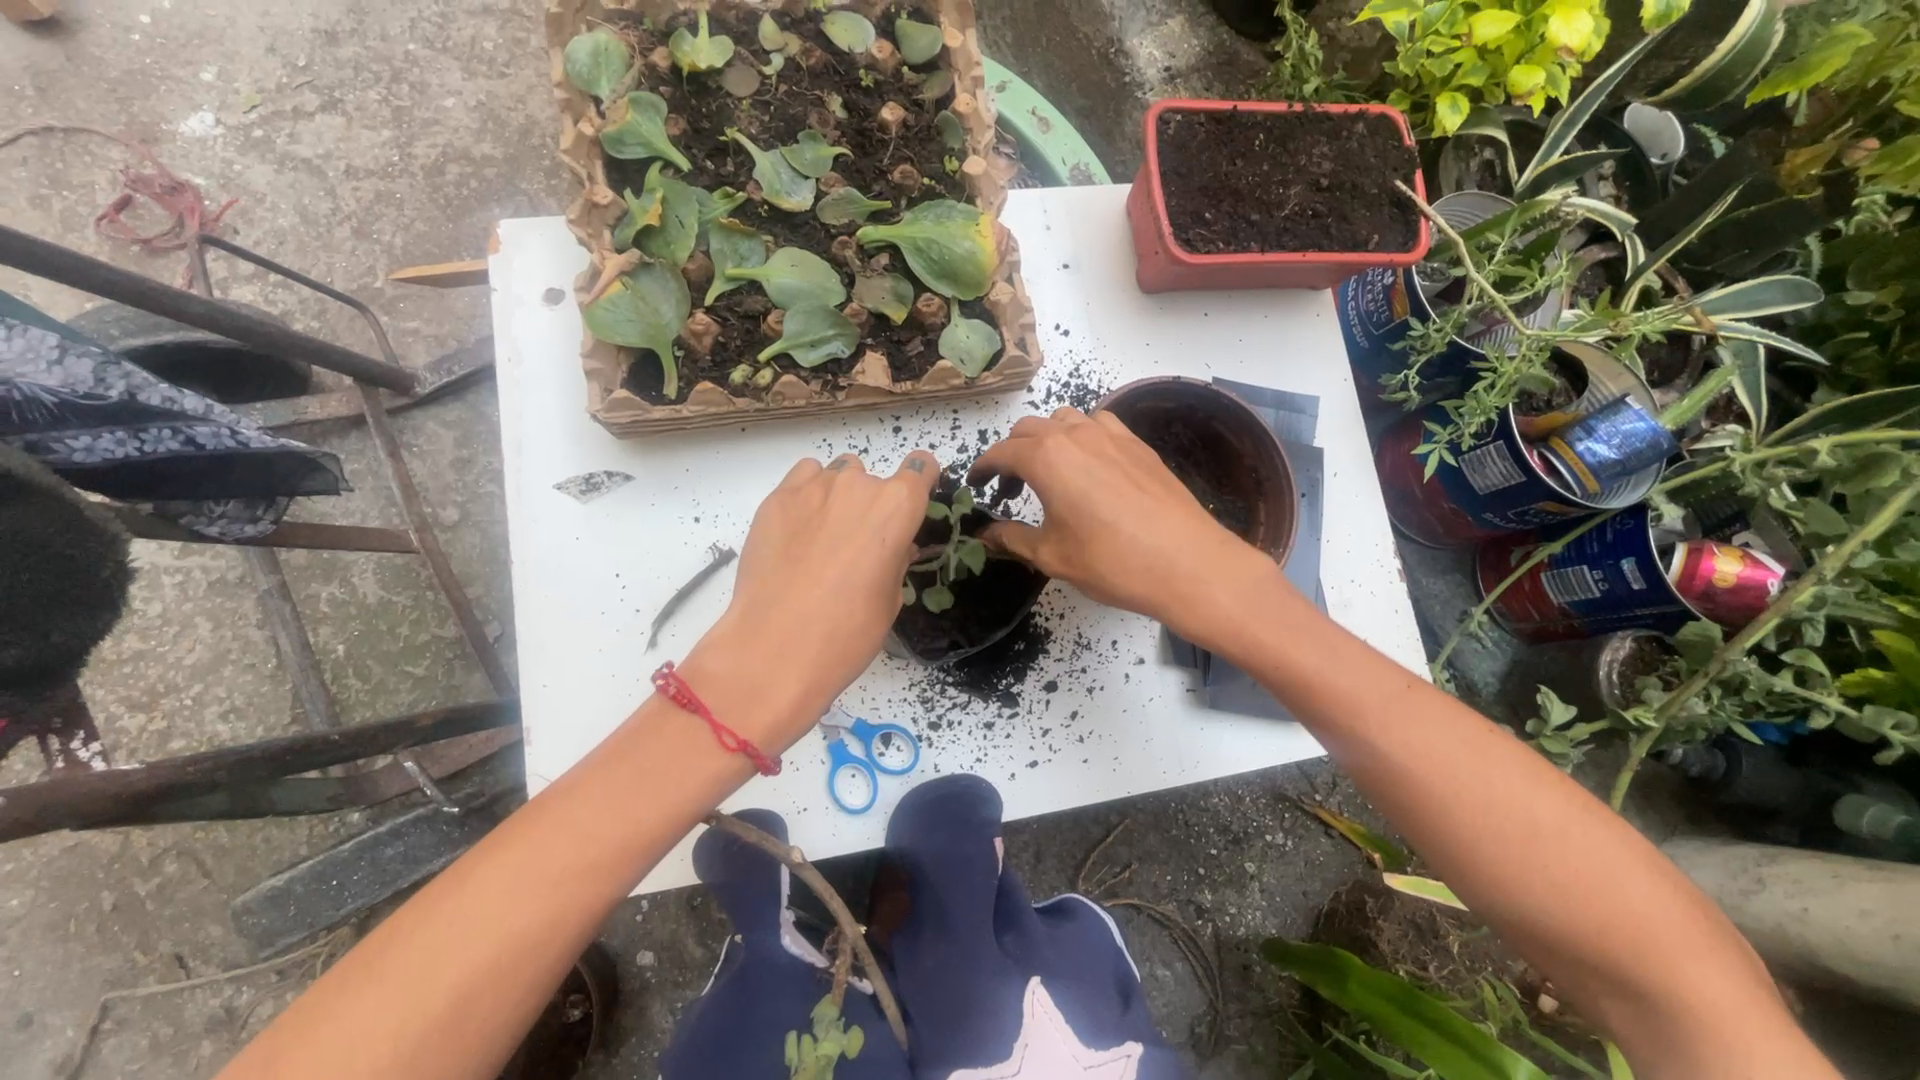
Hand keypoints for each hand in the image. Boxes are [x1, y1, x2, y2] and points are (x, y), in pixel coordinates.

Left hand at [680, 451, 939, 750]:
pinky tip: (798, 530)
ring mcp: (814, 488)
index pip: (921, 469)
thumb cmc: (847, 632)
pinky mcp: (776, 498)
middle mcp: (859, 486)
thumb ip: (896, 561)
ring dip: (838, 497)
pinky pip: (802, 479)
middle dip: (871, 506)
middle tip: (857, 547)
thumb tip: (894, 548)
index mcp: (898, 507)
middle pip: (874, 479)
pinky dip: (807, 496)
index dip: (919, 483)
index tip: (910, 504)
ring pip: (837, 475)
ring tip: (823, 538)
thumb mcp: (889, 600)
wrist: (775, 647)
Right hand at [967, 409, 1277, 640]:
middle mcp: (1075, 435)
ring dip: (1047, 439)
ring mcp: (1112, 435)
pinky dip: (1083, 436)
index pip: (1001, 452)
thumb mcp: (1051, 555)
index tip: (976, 484)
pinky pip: (1100, 425)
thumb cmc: (1112, 561)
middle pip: (1030, 430)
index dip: (982, 467)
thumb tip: (985, 534)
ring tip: (1049, 473)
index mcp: (1046, 458)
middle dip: (1012, 454)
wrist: (1187, 563)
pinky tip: (1090, 467)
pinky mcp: (1139, 445)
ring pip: (1066, 420)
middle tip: (1009, 488)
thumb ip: (1012, 538)